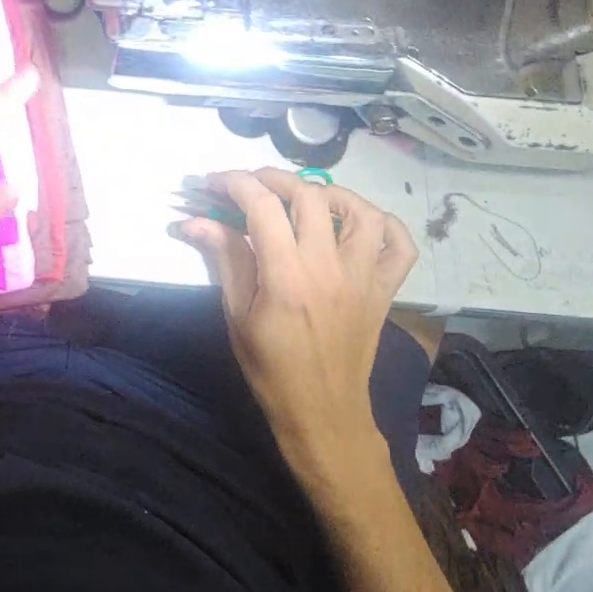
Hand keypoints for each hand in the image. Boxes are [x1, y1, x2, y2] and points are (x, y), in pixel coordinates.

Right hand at [174, 169, 417, 460]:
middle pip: (308, 196)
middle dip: (273, 178)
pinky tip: (356, 223)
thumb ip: (223, 258)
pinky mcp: (383, 291)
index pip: (262, 206)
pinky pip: (400, 246)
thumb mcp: (236, 314)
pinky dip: (383, 224)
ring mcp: (363, 278)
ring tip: (302, 197)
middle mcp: (329, 268)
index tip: (213, 184)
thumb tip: (192, 220)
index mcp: (286, 276)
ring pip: (360, 212)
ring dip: (329, 193)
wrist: (322, 413)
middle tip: (249, 186)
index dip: (234, 183)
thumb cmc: (269, 368)